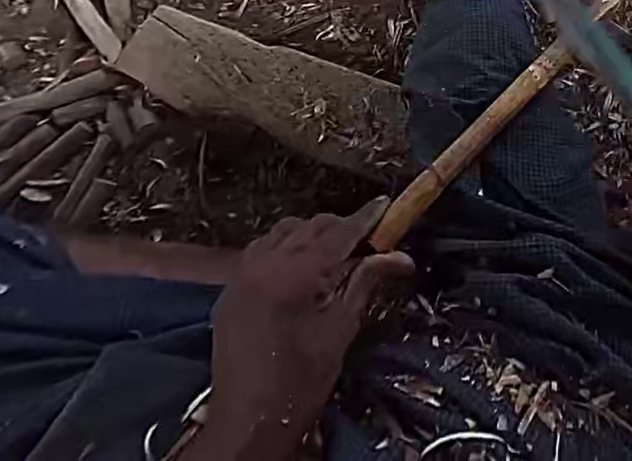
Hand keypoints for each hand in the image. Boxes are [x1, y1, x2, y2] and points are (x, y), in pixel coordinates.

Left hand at [203, 199, 415, 454]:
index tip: (385, 204)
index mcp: (295, 275)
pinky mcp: (229, 290)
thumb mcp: (342, 327)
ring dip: (311, 233)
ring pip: (284, 231)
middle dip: (341, 227)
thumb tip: (402, 256)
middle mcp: (265, 266)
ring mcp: (242, 276)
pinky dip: (284, 246)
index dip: (366, 217)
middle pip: (312, 226)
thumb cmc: (301, 380)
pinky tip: (297, 265)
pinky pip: (261, 249)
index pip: (339, 232)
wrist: (246, 425)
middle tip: (365, 239)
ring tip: (331, 251)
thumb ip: (367, 280)